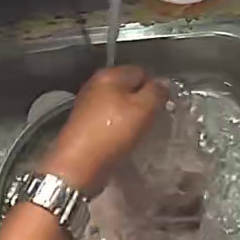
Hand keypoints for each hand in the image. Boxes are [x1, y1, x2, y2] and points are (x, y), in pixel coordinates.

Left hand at [42, 65, 165, 193]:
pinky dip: (116, 128)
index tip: (160, 108)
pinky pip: (108, 119)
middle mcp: (95, 83)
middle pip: (129, 87)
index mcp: (109, 74)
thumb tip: (163, 82)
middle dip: (141, 103)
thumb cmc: (112, 134)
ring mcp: (87, 103)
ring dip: (129, 117)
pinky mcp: (83, 123)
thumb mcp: (143, 110)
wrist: (76, 167)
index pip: (142, 72)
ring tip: (135, 135)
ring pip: (118, 104)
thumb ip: (156, 92)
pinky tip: (119, 142)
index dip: (154, 88)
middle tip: (149, 122)